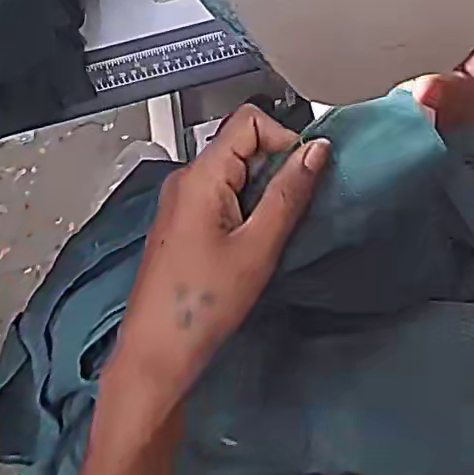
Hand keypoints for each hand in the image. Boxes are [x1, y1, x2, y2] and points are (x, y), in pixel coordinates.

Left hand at [106, 105, 328, 415]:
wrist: (156, 354)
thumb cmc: (205, 302)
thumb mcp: (259, 245)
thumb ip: (289, 192)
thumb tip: (317, 148)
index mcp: (201, 175)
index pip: (249, 120)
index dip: (284, 138)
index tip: (304, 174)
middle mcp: (186, 178)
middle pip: (242, 143)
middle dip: (276, 167)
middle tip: (290, 211)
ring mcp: (181, 199)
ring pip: (235, 170)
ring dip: (262, 190)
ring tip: (269, 232)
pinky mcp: (182, 220)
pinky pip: (222, 193)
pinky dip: (245, 206)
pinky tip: (250, 242)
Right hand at [411, 10, 473, 234]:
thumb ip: (461, 98)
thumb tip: (416, 88)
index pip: (463, 17)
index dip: (437, 35)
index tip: (412, 54)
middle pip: (467, 41)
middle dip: (446, 65)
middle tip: (421, 89)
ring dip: (462, 84)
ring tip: (438, 104)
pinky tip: (464, 113)